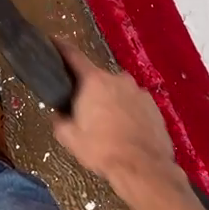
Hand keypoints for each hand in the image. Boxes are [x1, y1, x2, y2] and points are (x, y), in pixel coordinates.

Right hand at [51, 40, 187, 195]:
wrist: (143, 168)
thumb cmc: (102, 150)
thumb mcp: (69, 138)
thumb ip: (60, 120)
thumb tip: (59, 114)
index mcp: (94, 82)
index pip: (73, 56)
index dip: (60, 48)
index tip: (53, 41)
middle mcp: (118, 80)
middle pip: (97, 79)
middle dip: (89, 91)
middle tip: (84, 113)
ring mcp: (139, 92)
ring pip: (118, 92)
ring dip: (110, 103)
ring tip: (107, 127)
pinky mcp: (154, 107)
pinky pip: (134, 105)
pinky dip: (128, 113)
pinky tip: (125, 132)